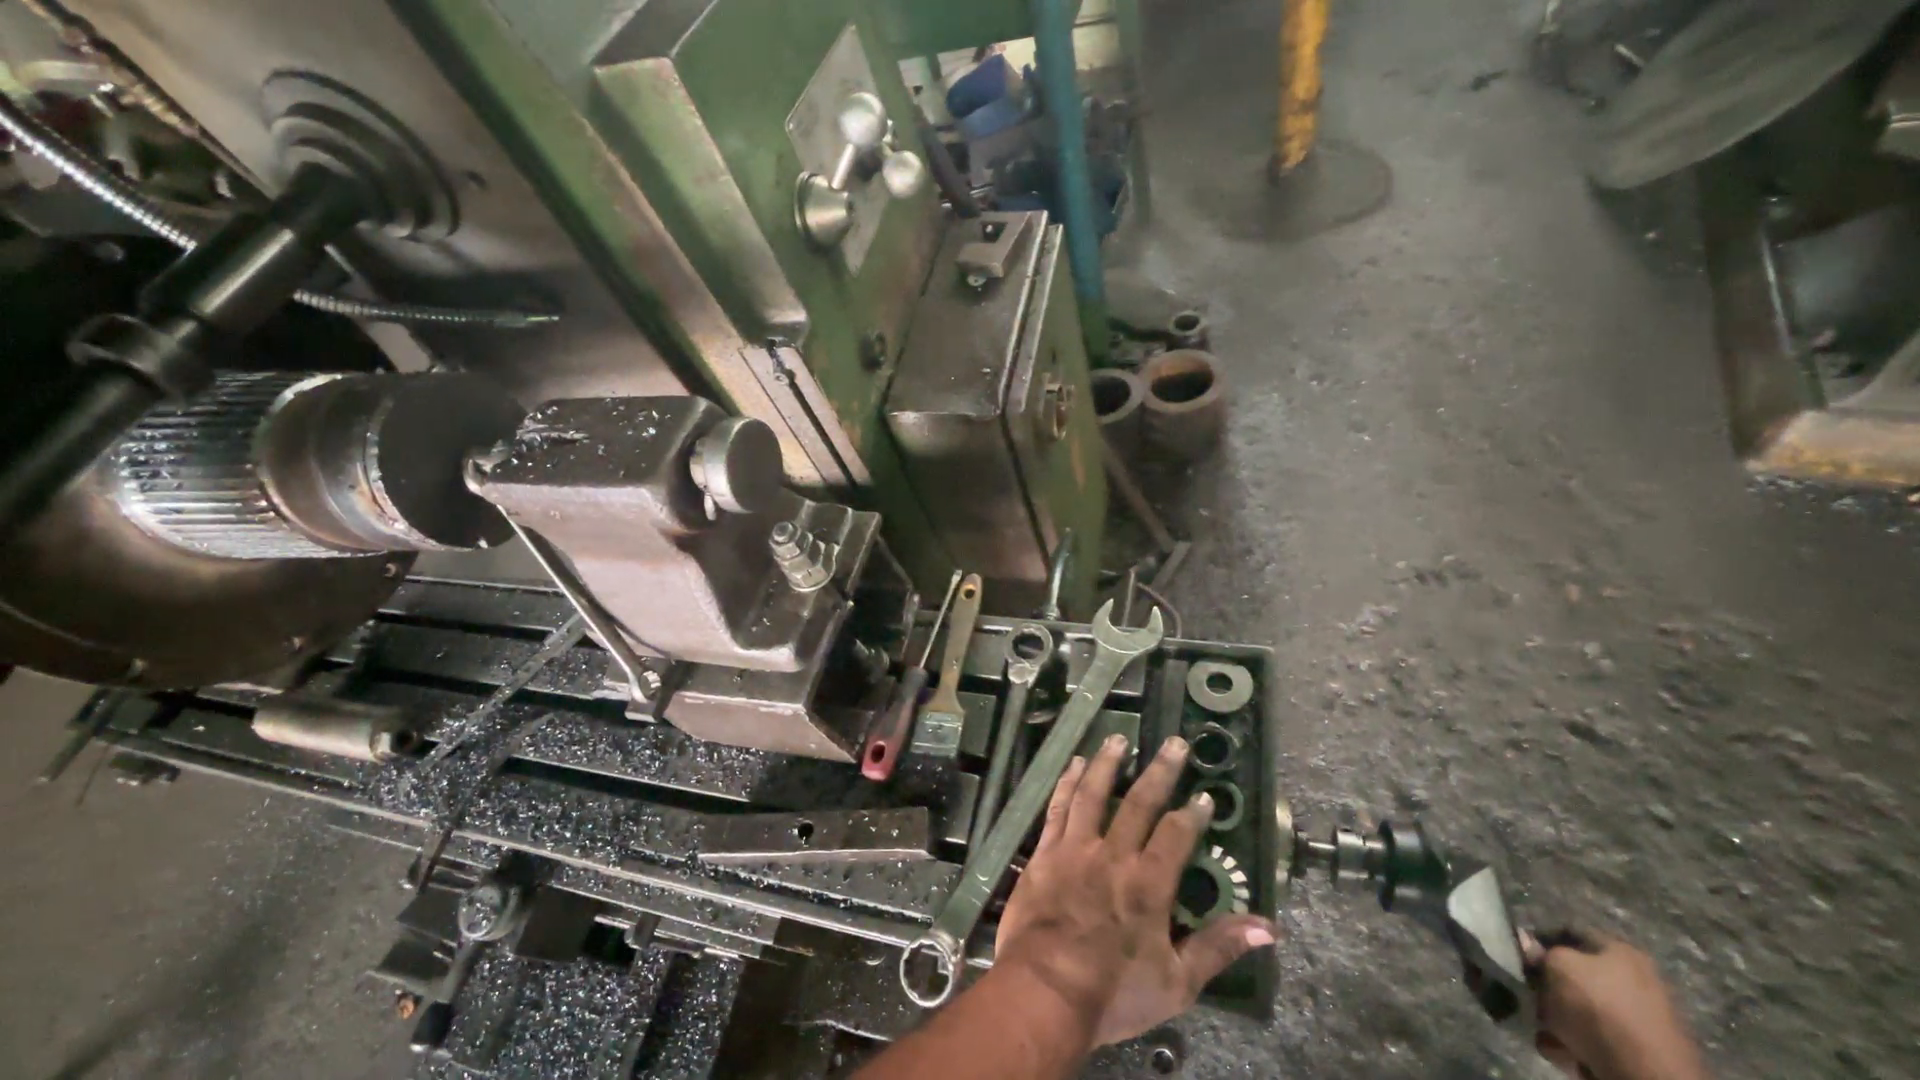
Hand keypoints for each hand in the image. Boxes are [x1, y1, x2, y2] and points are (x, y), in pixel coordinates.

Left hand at [994, 733, 1279, 1046]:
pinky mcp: (1043, 855)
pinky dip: (1066, 784)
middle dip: (1160, 771)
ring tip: (1118, 739)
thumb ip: (1218, 948)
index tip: (1203, 795)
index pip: (1176, 835)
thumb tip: (1267, 927)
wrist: (1043, 994)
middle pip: (1139, 802)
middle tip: (1173, 743)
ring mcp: (1074, 850)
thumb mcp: (1176, 983)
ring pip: (1092, 793)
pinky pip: (1057, 809)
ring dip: (1107, 763)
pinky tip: (1072, 766)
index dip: (1192, 813)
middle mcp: (1112, 855)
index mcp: (1148, 884)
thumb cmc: (1112, 993)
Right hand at [1523, 932, 1709, 1079]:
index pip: (1571, 932)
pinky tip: (1559, 1048)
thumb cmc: (1598, 1008)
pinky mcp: (1634, 1049)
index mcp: (1621, 951)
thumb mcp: (1558, 968)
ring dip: (1555, 1016)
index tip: (1517, 953)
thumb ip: (1540, 953)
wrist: (1644, 1073)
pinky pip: (1591, 1036)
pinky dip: (1572, 1041)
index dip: (1540, 939)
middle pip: (1575, 974)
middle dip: (1546, 986)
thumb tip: (1529, 947)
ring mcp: (1636, 1016)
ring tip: (1540, 1027)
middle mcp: (1633, 979)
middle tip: (1527, 993)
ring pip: (1579, 1008)